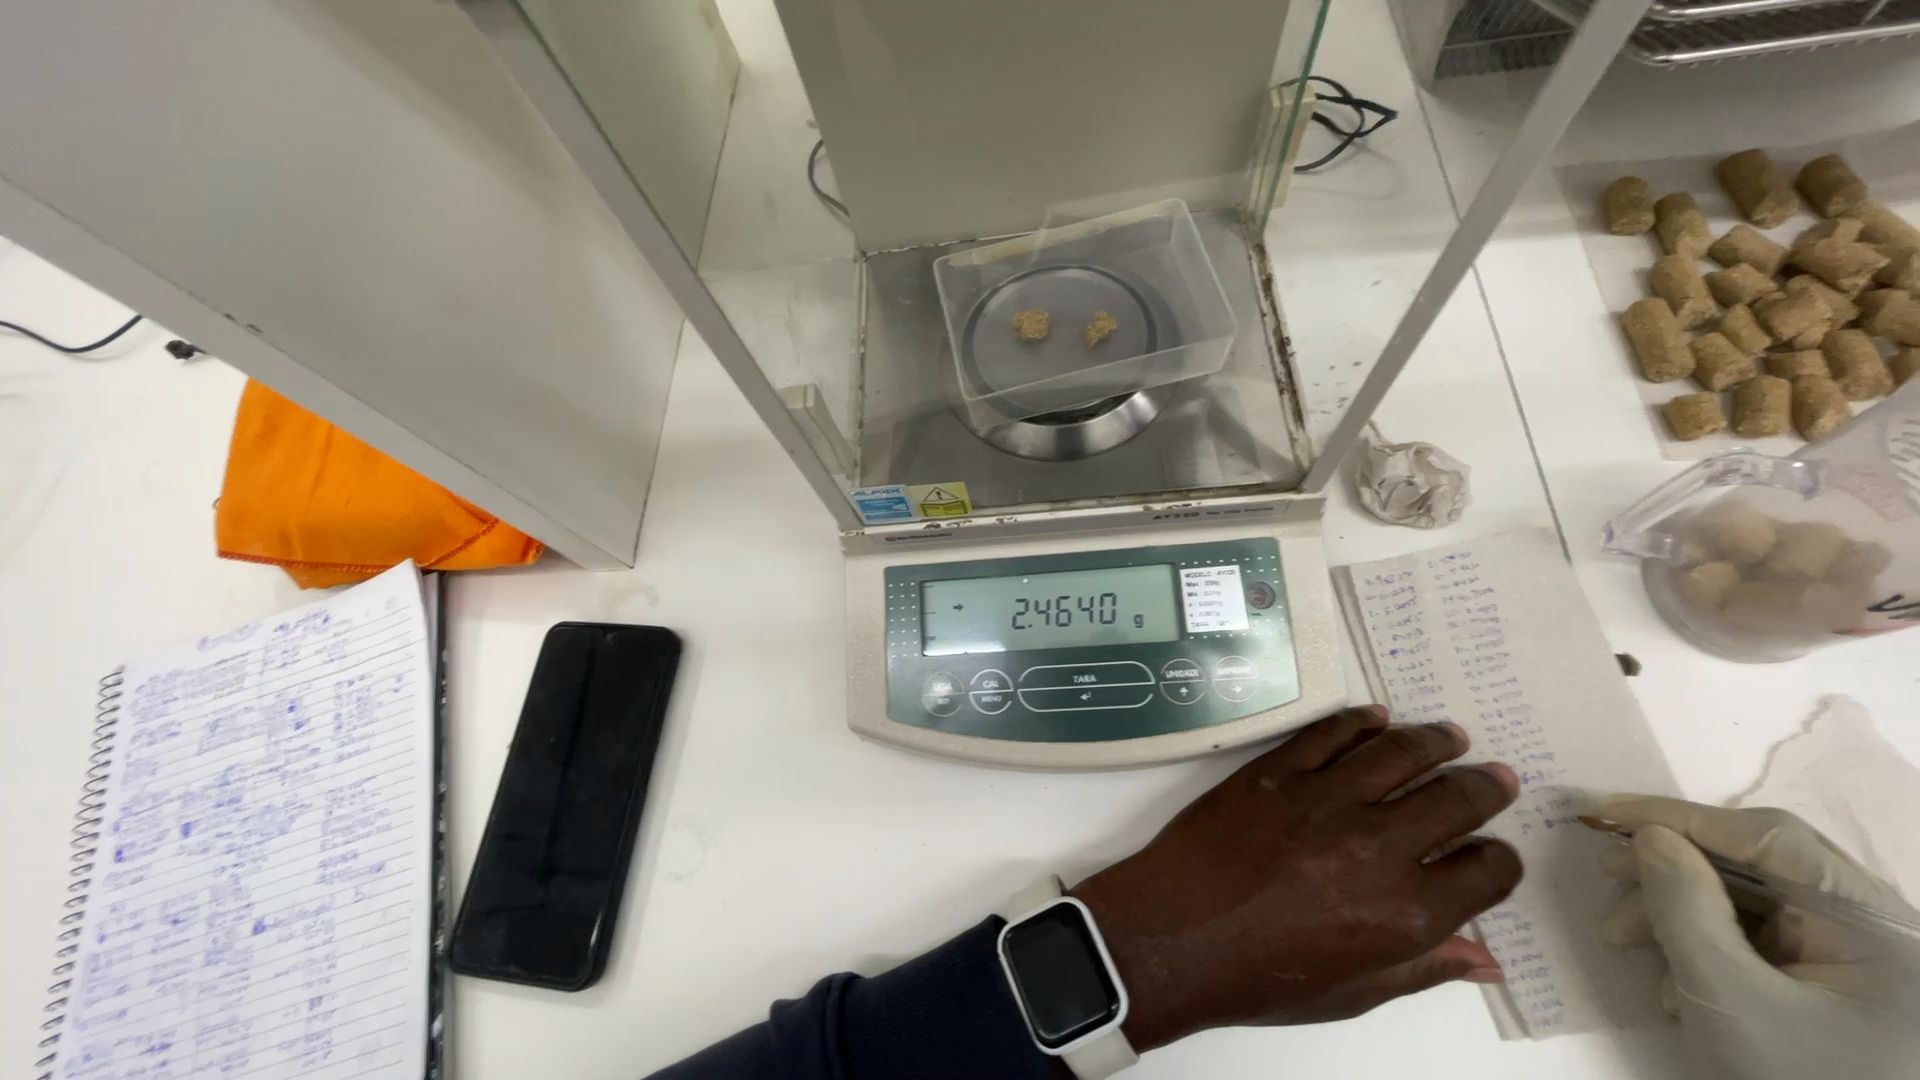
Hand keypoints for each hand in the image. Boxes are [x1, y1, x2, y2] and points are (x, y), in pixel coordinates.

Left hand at [1070, 706, 1522, 1050]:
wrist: (1174, 935)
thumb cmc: (1261, 977)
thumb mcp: (1352, 992)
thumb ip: (1423, 968)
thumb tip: (1484, 959)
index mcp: (1405, 913)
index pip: (1485, 873)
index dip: (1498, 860)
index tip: (1492, 851)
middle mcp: (1376, 847)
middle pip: (1454, 800)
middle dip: (1484, 787)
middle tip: (1493, 775)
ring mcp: (1323, 800)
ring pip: (1397, 754)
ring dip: (1433, 742)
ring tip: (1450, 736)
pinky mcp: (1276, 772)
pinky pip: (1327, 734)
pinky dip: (1358, 722)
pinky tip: (1376, 717)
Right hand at [1598, 795, 1919, 1079]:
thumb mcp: (1727, 991)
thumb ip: (1684, 903)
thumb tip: (1647, 833)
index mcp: (1881, 930)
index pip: (1772, 839)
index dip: (1682, 816)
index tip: (1605, 813)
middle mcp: (1878, 934)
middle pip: (1759, 866)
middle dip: (1672, 866)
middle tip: (1608, 873)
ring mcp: (1858, 962)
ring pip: (1749, 900)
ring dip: (1674, 909)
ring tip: (1622, 936)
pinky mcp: (1832, 986)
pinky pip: (1756, 936)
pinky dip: (1700, 941)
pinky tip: (1667, 974)